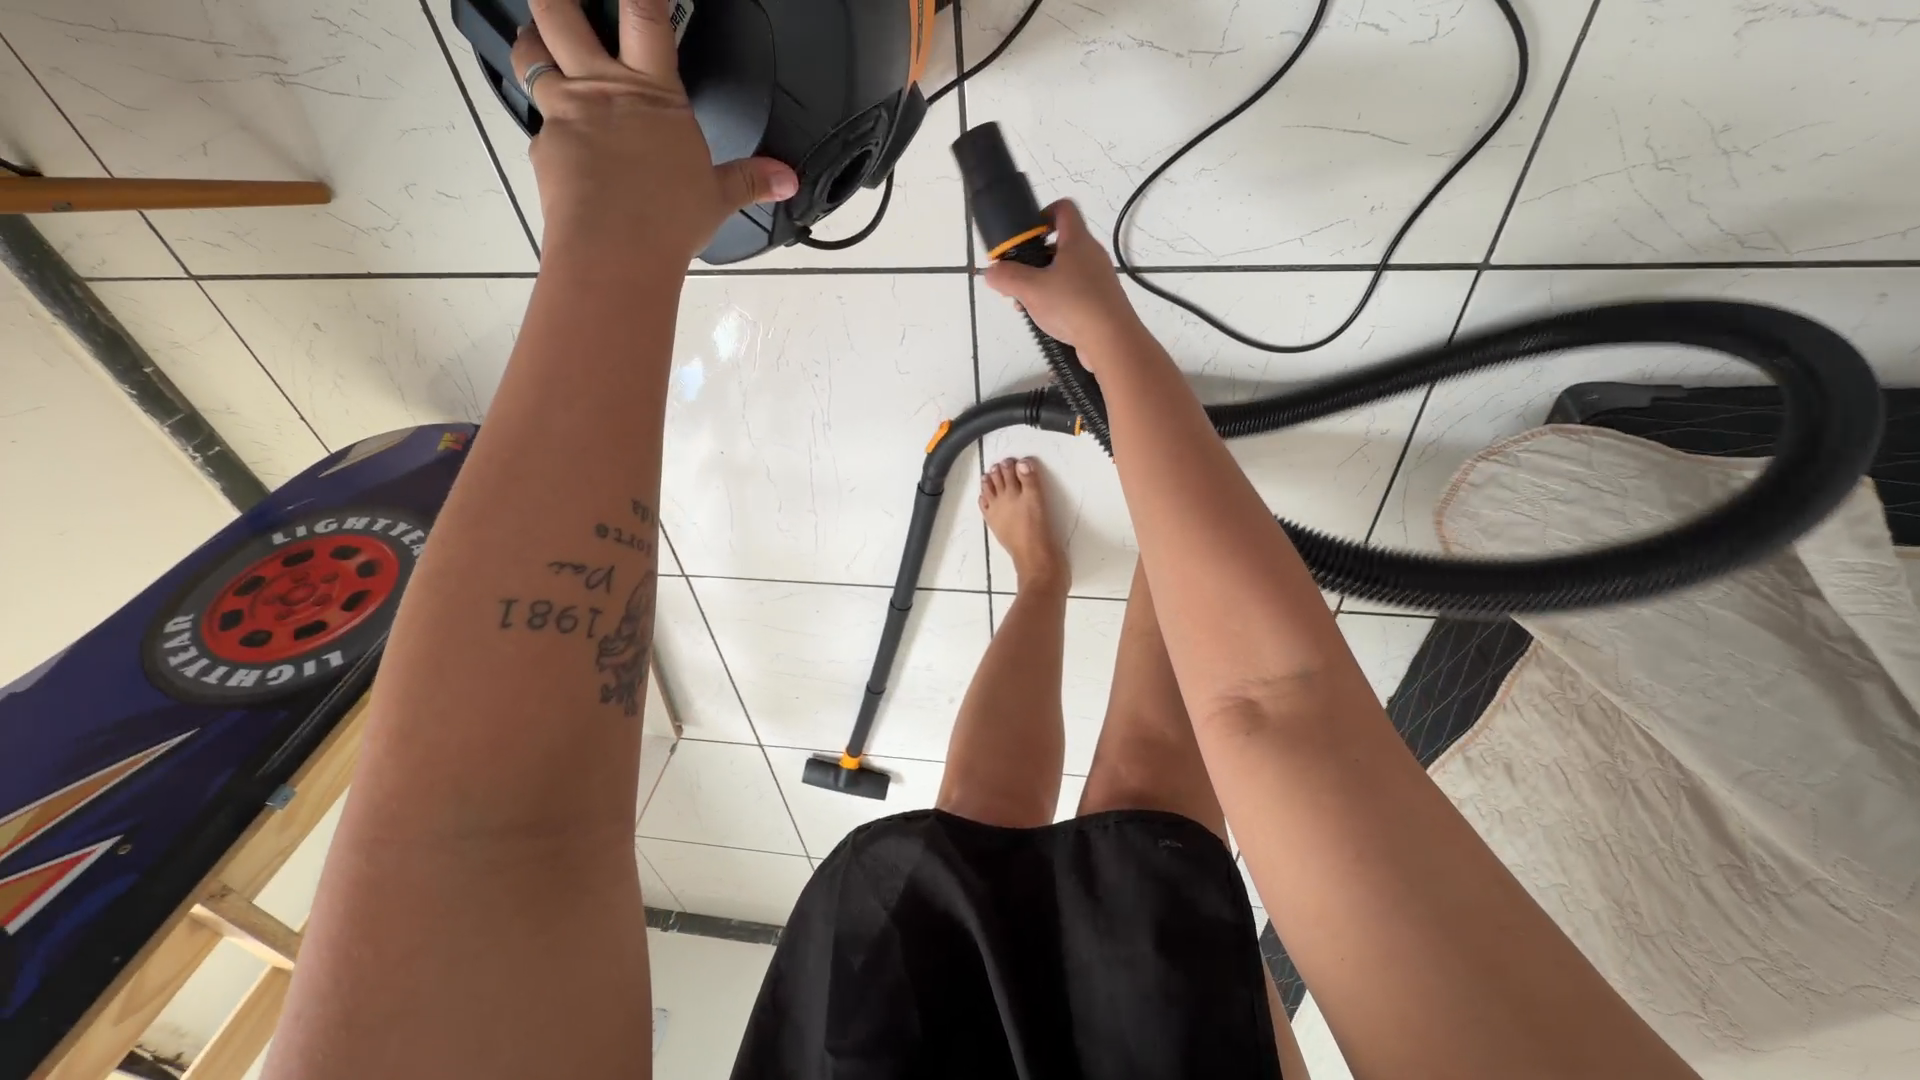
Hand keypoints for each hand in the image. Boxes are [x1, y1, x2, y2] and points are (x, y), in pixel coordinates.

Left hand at [512, 0, 797, 263]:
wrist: (615, 252)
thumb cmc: (667, 219)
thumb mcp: (718, 198)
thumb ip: (750, 180)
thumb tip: (786, 178)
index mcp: (653, 93)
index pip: (645, 14)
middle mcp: (602, 90)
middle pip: (560, 14)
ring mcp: (566, 114)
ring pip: (531, 55)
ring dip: (532, 42)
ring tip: (539, 41)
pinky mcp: (543, 147)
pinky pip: (538, 125)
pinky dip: (546, 127)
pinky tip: (559, 142)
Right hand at [982, 200, 1148, 367]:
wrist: (1112, 341)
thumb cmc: (1073, 305)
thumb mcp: (1031, 290)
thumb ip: (1007, 277)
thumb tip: (990, 272)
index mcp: (1077, 240)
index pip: (1063, 208)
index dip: (1043, 214)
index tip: (1026, 235)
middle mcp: (1091, 254)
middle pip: (1059, 244)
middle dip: (1034, 259)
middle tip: (1017, 279)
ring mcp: (1099, 278)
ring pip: (1064, 271)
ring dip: (1042, 283)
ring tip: (1026, 304)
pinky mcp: (1101, 301)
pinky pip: (1074, 292)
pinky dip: (1057, 299)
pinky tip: (1045, 318)